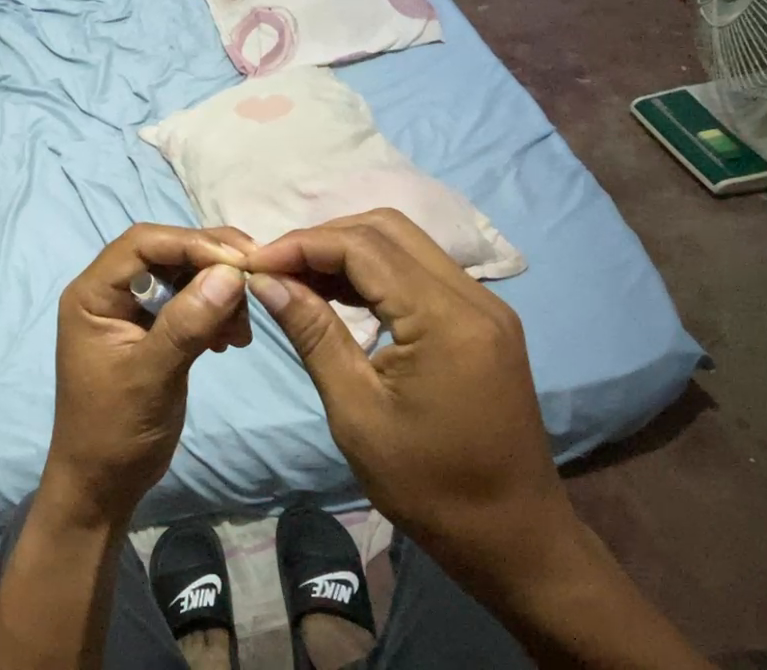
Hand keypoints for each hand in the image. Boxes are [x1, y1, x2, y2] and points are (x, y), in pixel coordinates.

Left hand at [44, 223, 256, 523]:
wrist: (102, 484)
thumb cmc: (114, 431)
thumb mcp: (151, 376)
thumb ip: (187, 324)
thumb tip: (229, 273)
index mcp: (92, 293)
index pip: (142, 243)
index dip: (191, 243)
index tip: (241, 261)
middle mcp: (107, 292)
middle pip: (163, 253)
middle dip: (210, 263)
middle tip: (255, 281)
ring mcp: (129, 311)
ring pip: (179, 276)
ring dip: (216, 290)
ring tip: (242, 329)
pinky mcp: (150, 331)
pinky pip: (185, 304)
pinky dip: (212, 312)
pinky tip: (232, 339)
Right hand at [243, 210, 577, 589]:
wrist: (512, 538)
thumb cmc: (428, 486)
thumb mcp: (356, 412)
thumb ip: (313, 333)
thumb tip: (266, 280)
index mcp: (447, 320)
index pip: (363, 247)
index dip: (301, 245)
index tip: (253, 264)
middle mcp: (473, 297)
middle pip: (386, 228)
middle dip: (322, 238)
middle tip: (274, 269)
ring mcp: (483, 306)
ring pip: (403, 243)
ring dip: (345, 250)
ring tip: (295, 279)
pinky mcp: (481, 320)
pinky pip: (418, 271)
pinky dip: (372, 271)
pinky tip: (335, 294)